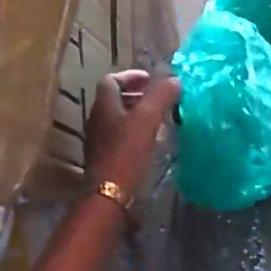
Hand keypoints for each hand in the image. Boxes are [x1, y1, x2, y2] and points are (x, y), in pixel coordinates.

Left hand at [84, 70, 179, 192]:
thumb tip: (174, 80)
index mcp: (104, 106)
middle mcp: (97, 120)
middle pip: (114, 100)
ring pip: (117, 119)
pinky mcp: (104, 159)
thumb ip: (160, 97)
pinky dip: (134, 133)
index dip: (131, 76)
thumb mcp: (147, 120)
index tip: (152, 80)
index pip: (111, 80)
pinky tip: (149, 142)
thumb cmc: (127, 153)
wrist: (109, 194)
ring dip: (136, 115)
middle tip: (158, 99)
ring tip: (158, 120)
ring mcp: (98, 141)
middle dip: (136, 96)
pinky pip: (119, 137)